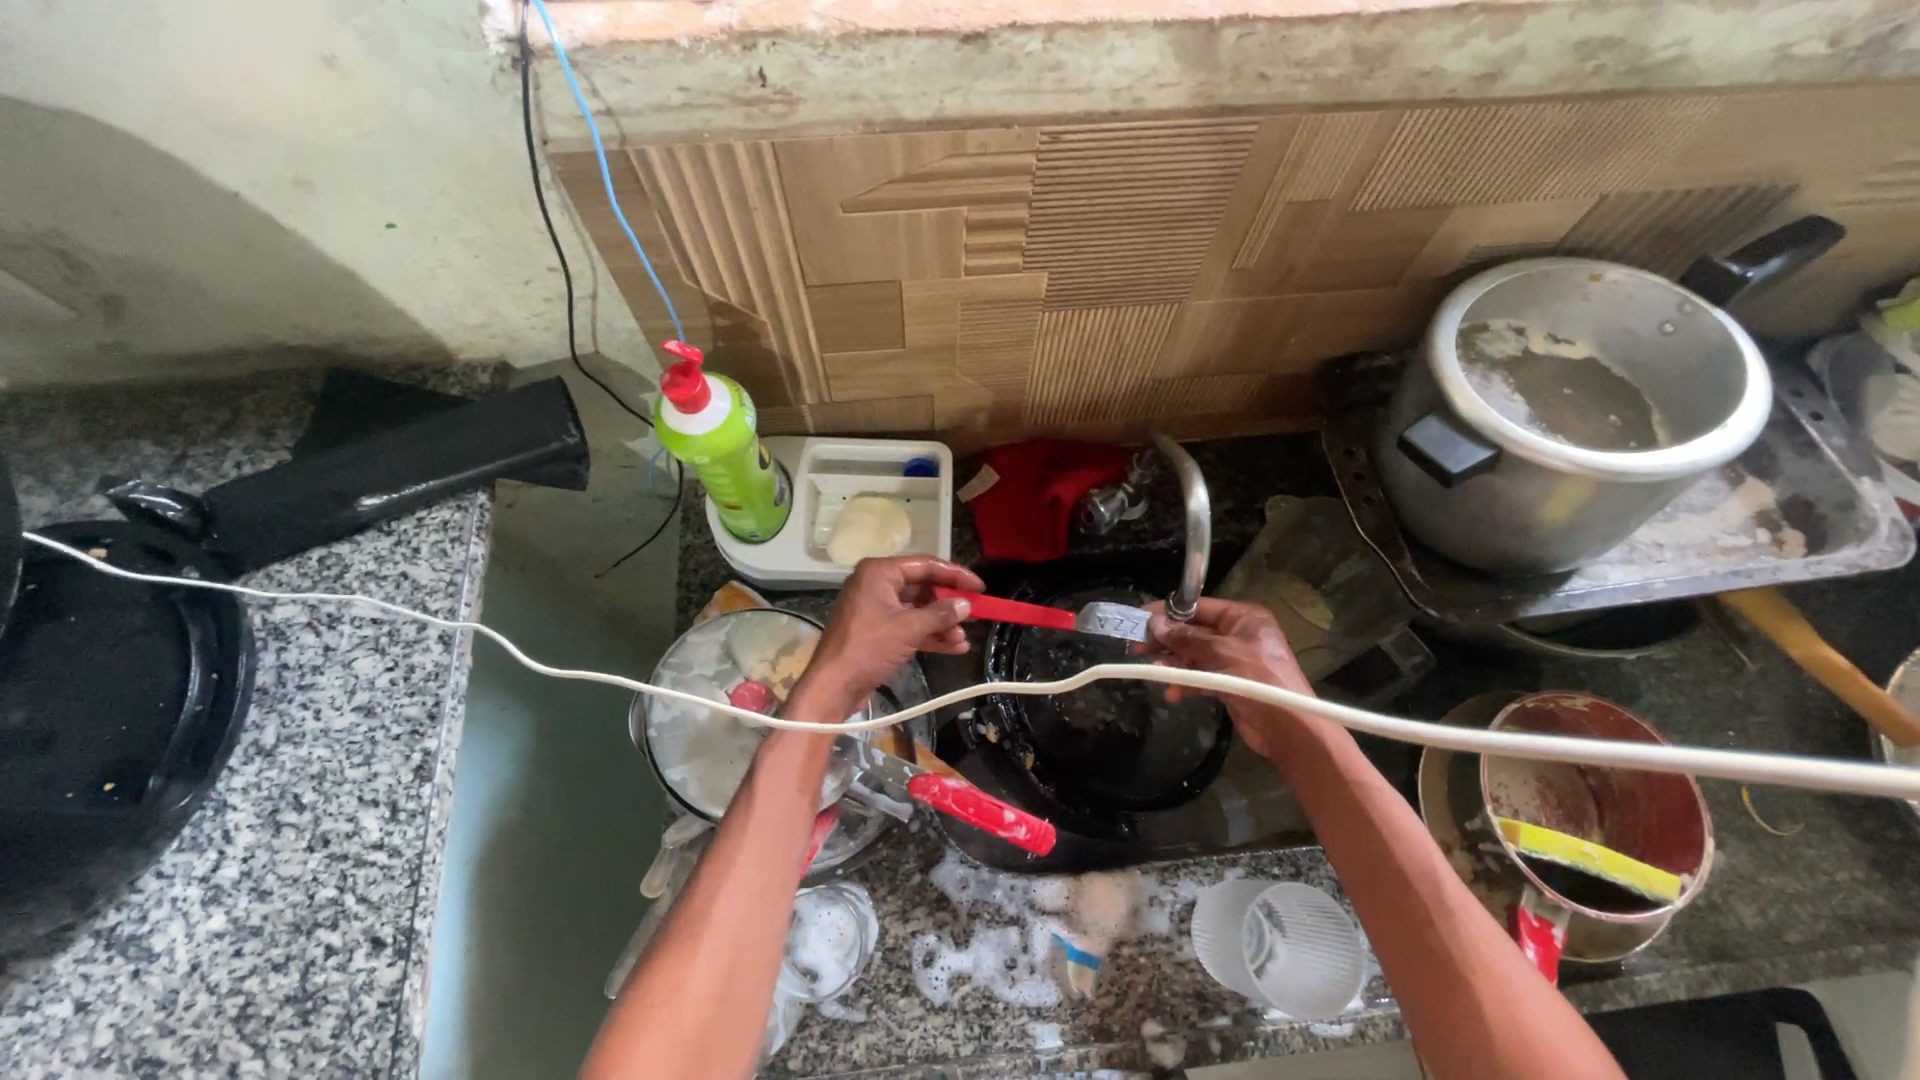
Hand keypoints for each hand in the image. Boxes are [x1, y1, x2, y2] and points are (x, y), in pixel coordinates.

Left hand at [786, 555, 983, 719]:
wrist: (833, 686)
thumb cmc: (868, 648)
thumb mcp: (908, 629)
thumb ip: (940, 614)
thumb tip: (966, 605)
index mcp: (879, 573)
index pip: (925, 565)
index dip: (955, 575)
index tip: (979, 586)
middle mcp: (877, 584)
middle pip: (922, 586)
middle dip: (948, 604)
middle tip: (975, 612)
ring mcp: (876, 609)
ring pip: (918, 609)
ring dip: (941, 623)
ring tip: (962, 639)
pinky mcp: (877, 631)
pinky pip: (909, 626)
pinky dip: (929, 635)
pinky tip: (953, 647)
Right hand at [1146, 598, 1318, 758]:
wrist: (1288, 726)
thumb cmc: (1258, 678)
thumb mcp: (1220, 652)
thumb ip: (1185, 638)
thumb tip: (1154, 623)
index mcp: (1243, 617)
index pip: (1198, 607)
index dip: (1168, 612)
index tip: (1140, 618)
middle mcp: (1238, 634)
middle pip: (1193, 631)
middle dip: (1167, 640)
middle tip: (1137, 647)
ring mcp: (1233, 660)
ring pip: (1194, 655)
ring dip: (1174, 664)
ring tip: (1154, 672)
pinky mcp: (1229, 683)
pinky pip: (1201, 676)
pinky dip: (1186, 683)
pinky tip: (1174, 693)